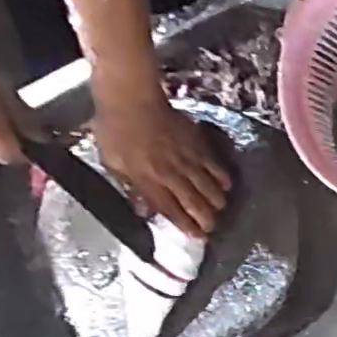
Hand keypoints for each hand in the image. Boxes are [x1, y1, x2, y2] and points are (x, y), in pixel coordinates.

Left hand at [92, 93, 231, 236]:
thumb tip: (143, 209)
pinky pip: (218, 168)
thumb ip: (129, 186)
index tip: (197, 237)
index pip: (170, 210)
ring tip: (219, 209)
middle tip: (212, 227)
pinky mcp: (200, 147)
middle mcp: (170, 174)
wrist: (132, 99)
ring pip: (210, 189)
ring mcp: (188, 160)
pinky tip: (225, 186)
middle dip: (206, 219)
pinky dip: (224, 180)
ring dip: (217, 203)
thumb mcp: (111, 162)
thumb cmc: (116, 130)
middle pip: (195, 203)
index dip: (185, 225)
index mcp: (147, 179)